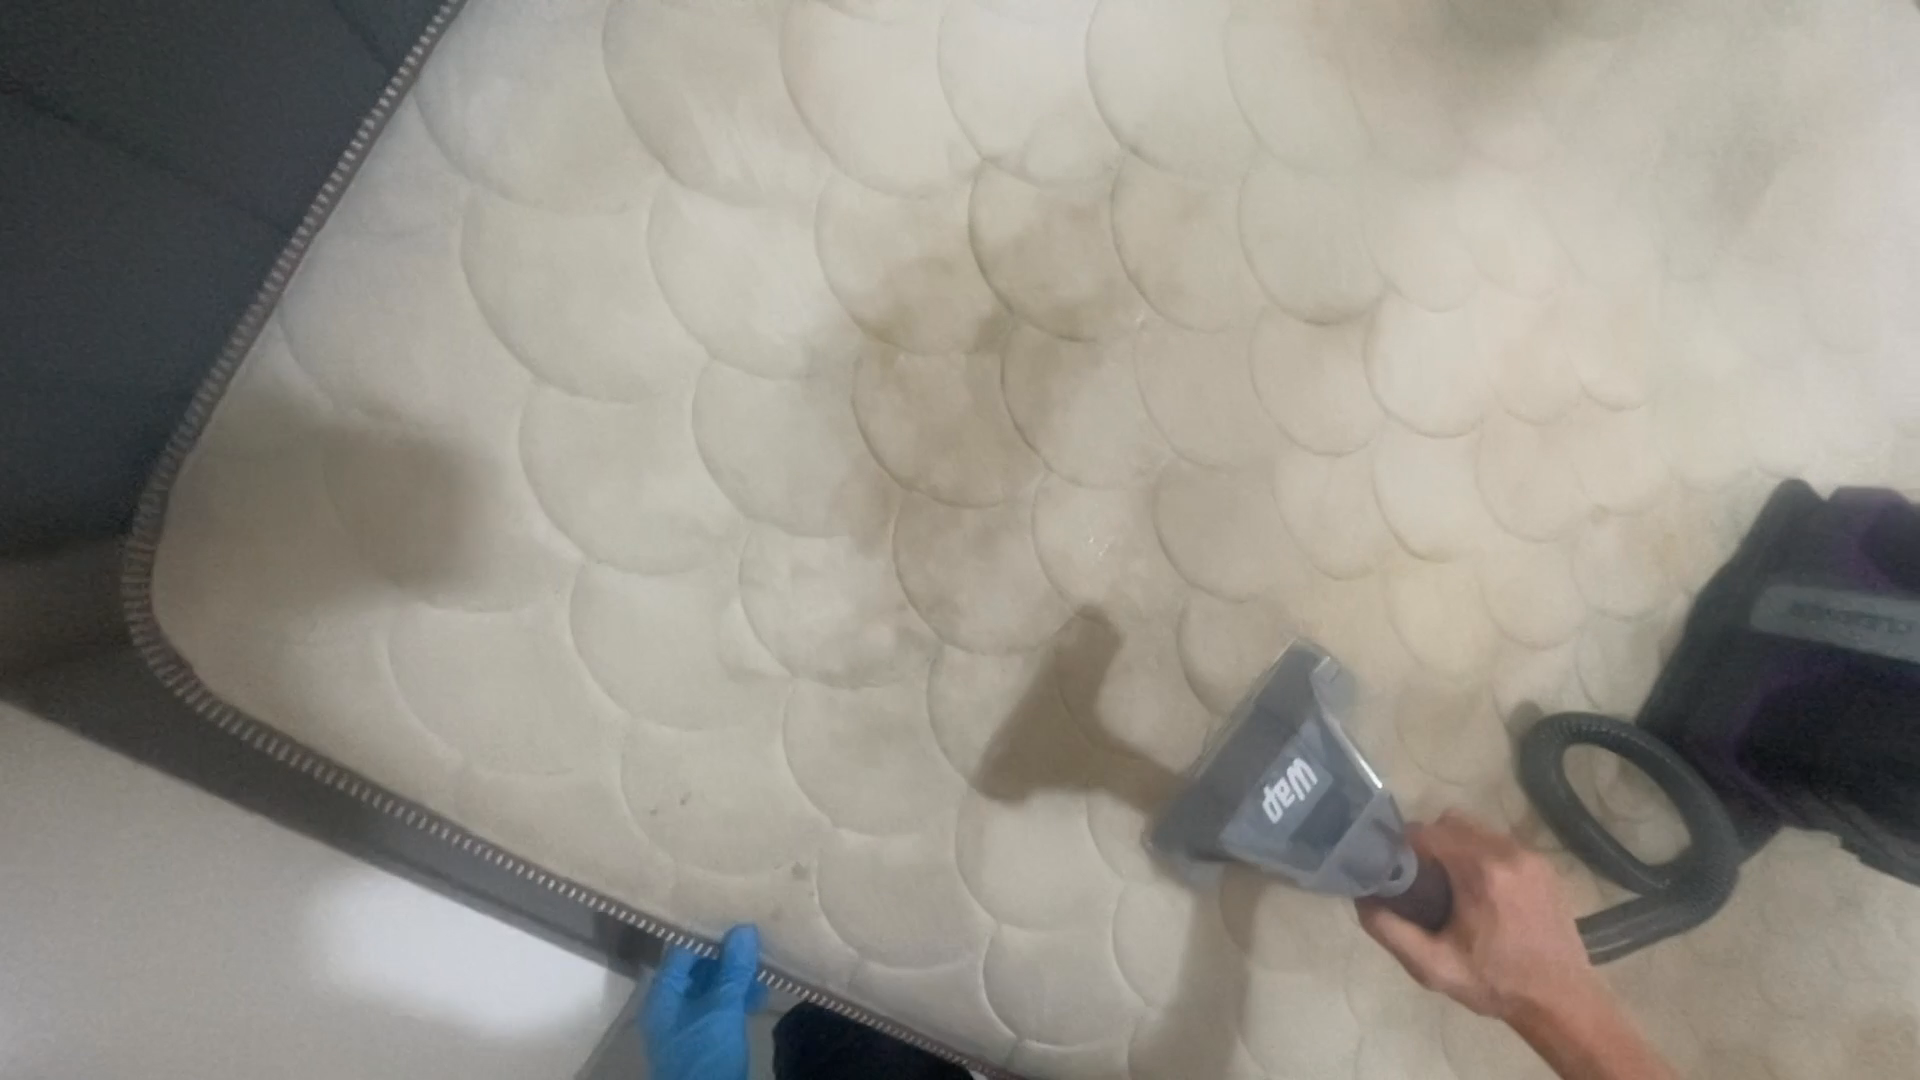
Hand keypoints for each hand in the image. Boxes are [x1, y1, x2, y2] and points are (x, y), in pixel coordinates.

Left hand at [640, 924, 769, 1079]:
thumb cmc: (706, 1056)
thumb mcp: (723, 1008)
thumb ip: (733, 968)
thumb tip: (744, 928)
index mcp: (664, 995)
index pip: (682, 948)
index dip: (707, 929)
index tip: (735, 910)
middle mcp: (671, 1005)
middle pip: (698, 966)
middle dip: (728, 952)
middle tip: (757, 934)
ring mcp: (687, 1024)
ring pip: (713, 986)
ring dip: (738, 975)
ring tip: (765, 967)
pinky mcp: (705, 1038)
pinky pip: (721, 1006)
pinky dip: (739, 997)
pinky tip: (761, 995)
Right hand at [1358, 812, 1599, 1019]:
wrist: (1565, 1006)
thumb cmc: (1496, 984)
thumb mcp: (1432, 966)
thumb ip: (1388, 929)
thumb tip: (1360, 896)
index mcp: (1481, 871)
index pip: (1424, 832)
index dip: (1402, 846)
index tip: (1395, 870)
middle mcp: (1507, 853)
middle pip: (1448, 823)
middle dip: (1427, 843)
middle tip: (1420, 877)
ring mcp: (1530, 857)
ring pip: (1472, 828)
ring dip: (1453, 845)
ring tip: (1448, 882)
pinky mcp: (1544, 866)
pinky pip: (1496, 841)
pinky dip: (1478, 853)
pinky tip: (1478, 887)